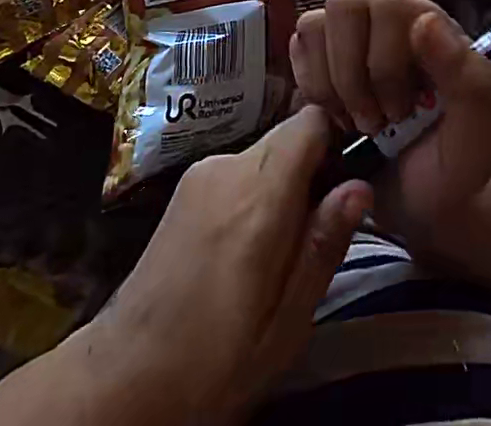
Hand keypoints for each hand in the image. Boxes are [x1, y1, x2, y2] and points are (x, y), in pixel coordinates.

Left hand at [76, 106, 371, 423]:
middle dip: (312, 170)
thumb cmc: (218, 357)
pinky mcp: (183, 186)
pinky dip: (255, 193)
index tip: (346, 183)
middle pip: (287, 137)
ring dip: (282, 186)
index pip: (309, 121)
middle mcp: (226, 167)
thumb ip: (324, 243)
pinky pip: (237, 171)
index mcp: (257, 195)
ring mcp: (199, 173)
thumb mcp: (288, 319)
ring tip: (279, 252)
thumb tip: (360, 186)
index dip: (336, 142)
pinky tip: (246, 247)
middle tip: (315, 233)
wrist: (129, 370)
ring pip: (262, 155)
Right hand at [291, 0, 490, 239]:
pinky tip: (335, 115)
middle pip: (344, 7)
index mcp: (429, 24)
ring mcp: (349, 32)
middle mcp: (385, 16)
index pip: (387, 6)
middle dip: (352, 76)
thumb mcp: (473, 139)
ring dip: (329, 85)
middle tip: (374, 124)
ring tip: (355, 122)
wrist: (416, 204)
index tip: (400, 115)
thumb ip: (469, 81)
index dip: (383, 63)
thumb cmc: (449, 169)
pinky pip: (297, 46)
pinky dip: (310, 88)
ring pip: (313, 25)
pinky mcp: (319, 52)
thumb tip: (426, 21)